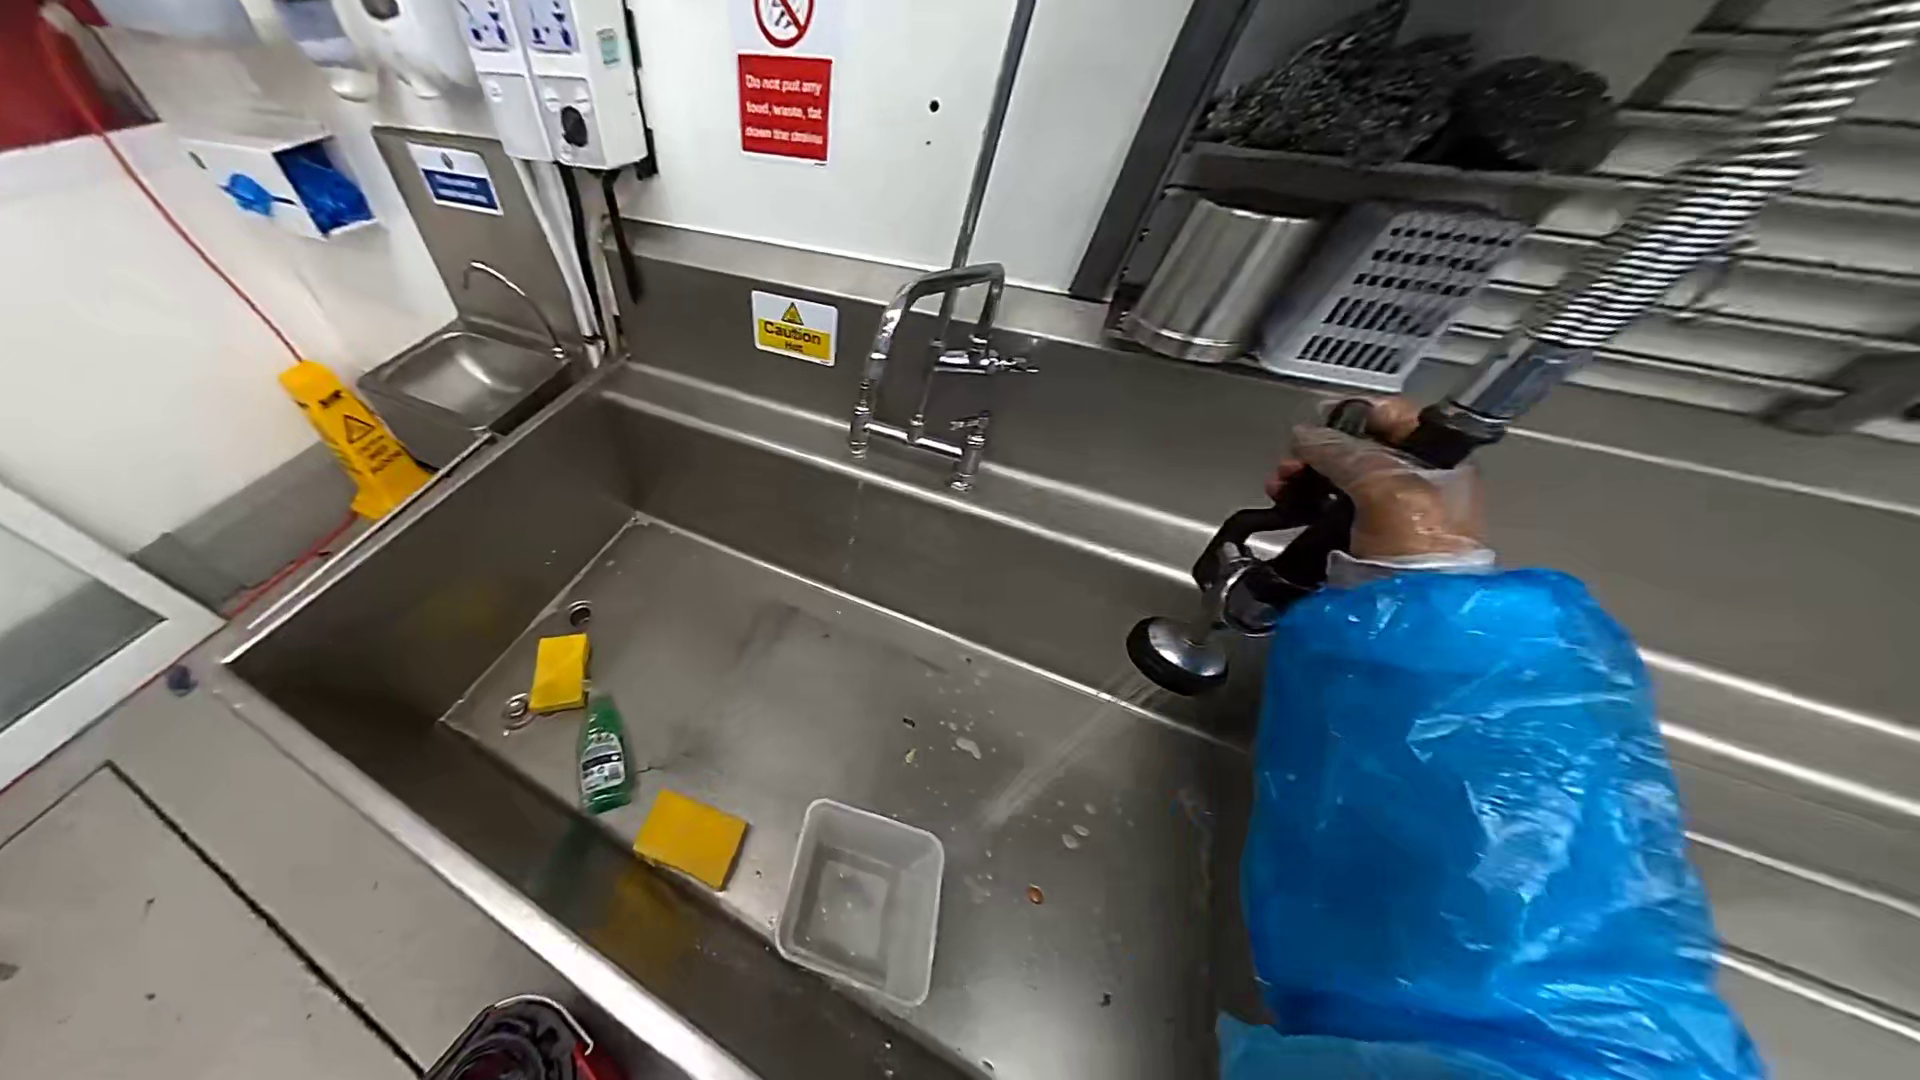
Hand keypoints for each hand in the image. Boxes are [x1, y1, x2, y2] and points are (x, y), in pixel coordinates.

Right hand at [1264, 398, 1485, 560]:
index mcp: (1437, 464)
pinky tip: (1282, 497)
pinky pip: (1319, 503)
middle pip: (1356, 448)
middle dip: (1319, 448)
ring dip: (1302, 472)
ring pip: (1332, 475)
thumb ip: (1346, 453)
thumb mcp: (1386, 485)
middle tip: (1294, 459)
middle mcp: (1409, 484)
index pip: (1400, 420)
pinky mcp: (1350, 535)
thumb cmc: (1416, 547)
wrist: (1404, 612)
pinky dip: (1298, 496)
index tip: (1327, 419)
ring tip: (1281, 482)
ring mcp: (1377, 512)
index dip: (1362, 414)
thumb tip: (1305, 436)